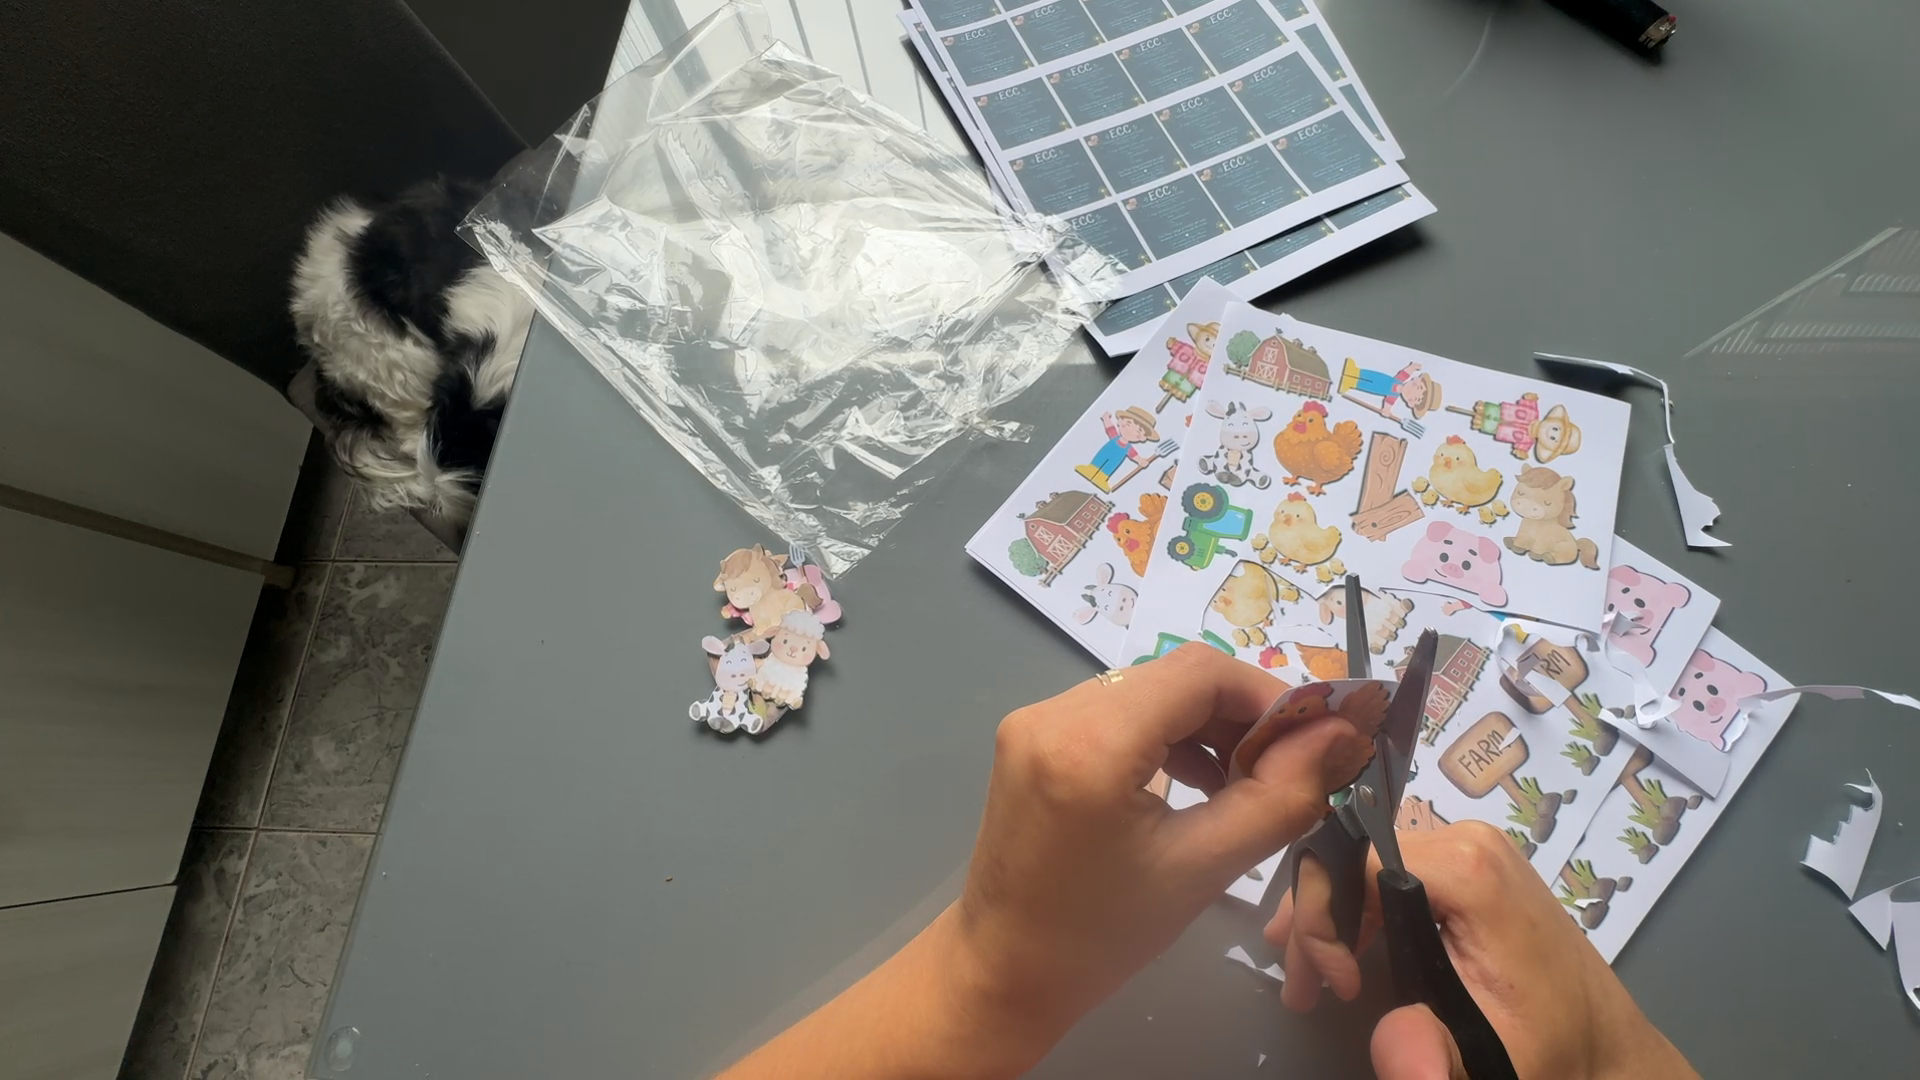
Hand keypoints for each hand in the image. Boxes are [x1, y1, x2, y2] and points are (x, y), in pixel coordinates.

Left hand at [944, 645, 1372, 1072]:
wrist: (1004, 963)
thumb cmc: (1102, 934)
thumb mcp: (1202, 869)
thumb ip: (1278, 797)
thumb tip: (1339, 735)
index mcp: (1090, 743)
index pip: (1197, 673)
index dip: (1267, 694)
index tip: (1316, 735)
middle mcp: (1054, 712)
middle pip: (1170, 677)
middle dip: (1237, 713)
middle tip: (1285, 765)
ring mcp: (1035, 717)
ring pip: (1143, 690)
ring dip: (1201, 723)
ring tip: (1241, 779)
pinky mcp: (1032, 731)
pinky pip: (1113, 709)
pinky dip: (1160, 732)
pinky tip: (1192, 777)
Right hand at [1268, 822, 1697, 1079]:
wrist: (1615, 1048)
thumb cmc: (1555, 1046)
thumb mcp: (1493, 1052)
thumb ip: (1431, 1047)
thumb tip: (1393, 1062)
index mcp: (1467, 868)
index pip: (1353, 863)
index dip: (1322, 916)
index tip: (1332, 986)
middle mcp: (1460, 835)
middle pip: (1351, 861)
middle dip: (1314, 922)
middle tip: (1299, 985)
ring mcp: (1462, 839)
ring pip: (1360, 862)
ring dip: (1328, 916)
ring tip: (1311, 974)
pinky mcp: (1462, 853)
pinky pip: (1384, 868)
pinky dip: (1356, 907)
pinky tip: (1344, 948)